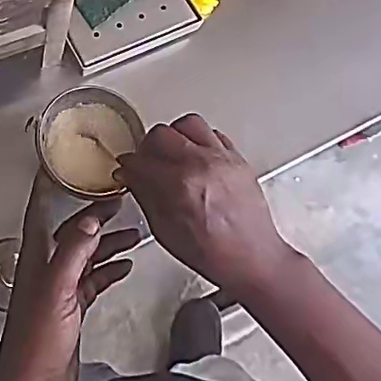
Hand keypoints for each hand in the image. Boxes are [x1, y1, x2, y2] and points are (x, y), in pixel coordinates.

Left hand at [0, 172, 140, 380]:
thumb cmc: (36, 345)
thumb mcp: (57, 289)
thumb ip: (73, 252)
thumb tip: (87, 219)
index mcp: (37, 259)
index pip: (39, 212)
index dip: (47, 187)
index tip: (58, 166)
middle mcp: (46, 270)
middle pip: (70, 232)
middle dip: (92, 214)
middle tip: (115, 200)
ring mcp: (59, 290)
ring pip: (85, 255)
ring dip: (106, 242)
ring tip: (130, 232)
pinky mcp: (71, 309)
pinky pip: (93, 280)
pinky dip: (108, 270)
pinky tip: (123, 266)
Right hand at [116, 114, 300, 300]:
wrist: (251, 256)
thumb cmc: (213, 252)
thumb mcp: (164, 231)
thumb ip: (146, 197)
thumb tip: (133, 177)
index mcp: (179, 185)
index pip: (141, 161)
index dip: (129, 165)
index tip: (128, 168)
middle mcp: (201, 164)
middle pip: (161, 134)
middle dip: (148, 147)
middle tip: (147, 160)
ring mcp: (221, 158)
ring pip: (188, 124)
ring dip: (175, 135)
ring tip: (172, 151)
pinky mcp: (237, 158)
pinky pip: (214, 134)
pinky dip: (200, 140)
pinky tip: (196, 154)